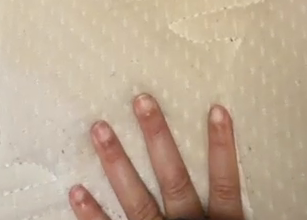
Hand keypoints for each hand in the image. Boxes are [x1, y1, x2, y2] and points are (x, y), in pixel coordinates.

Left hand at [69, 94, 242, 219]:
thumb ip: (232, 215)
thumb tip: (232, 160)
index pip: (226, 184)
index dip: (222, 147)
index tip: (218, 109)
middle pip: (174, 179)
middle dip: (157, 138)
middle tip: (140, 99)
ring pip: (137, 202)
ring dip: (116, 164)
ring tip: (99, 128)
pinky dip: (91, 217)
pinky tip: (74, 191)